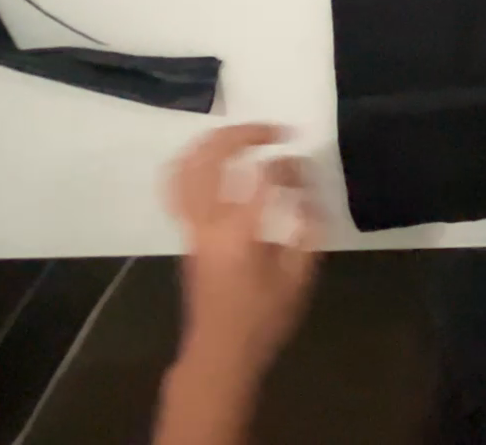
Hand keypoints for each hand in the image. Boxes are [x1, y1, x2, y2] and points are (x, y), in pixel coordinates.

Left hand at [167, 124, 321, 391]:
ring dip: (213, 142)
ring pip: (186, 166)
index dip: (287, 164)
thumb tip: (305, 186)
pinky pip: (179, 184)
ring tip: (243, 134)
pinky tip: (217, 159)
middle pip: (212, 157)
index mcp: (241, 232)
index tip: (301, 170)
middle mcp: (209, 221)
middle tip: (273, 131)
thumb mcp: (299, 275)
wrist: (219, 354)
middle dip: (244, 134)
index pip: (263, 174)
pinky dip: (195, 161)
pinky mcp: (185, 232)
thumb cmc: (264, 317)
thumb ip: (306, 225)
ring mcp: (191, 225)